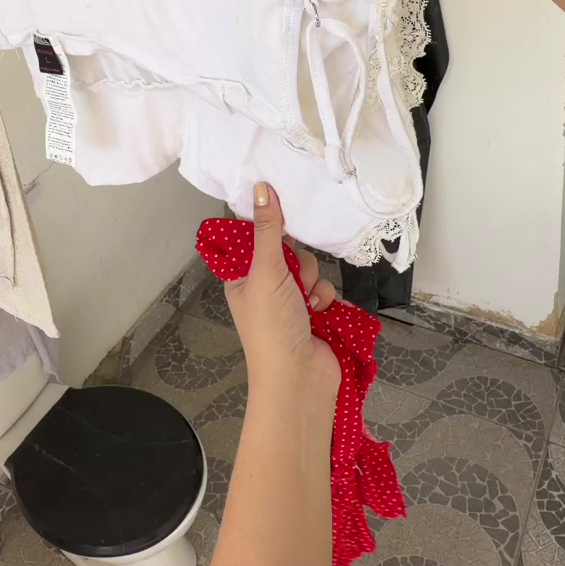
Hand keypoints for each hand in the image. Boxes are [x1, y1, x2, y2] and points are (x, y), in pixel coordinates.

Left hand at [223, 183, 341, 396]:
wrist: (300, 378)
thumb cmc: (271, 324)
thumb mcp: (265, 271)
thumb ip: (268, 229)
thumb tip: (261, 187)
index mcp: (241, 275)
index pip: (253, 236)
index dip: (267, 223)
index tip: (282, 204)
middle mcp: (263, 284)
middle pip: (286, 249)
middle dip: (295, 260)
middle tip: (291, 275)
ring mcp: (289, 299)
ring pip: (308, 266)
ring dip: (310, 281)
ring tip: (305, 302)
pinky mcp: (314, 310)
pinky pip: (324, 286)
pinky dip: (323, 297)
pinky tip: (319, 312)